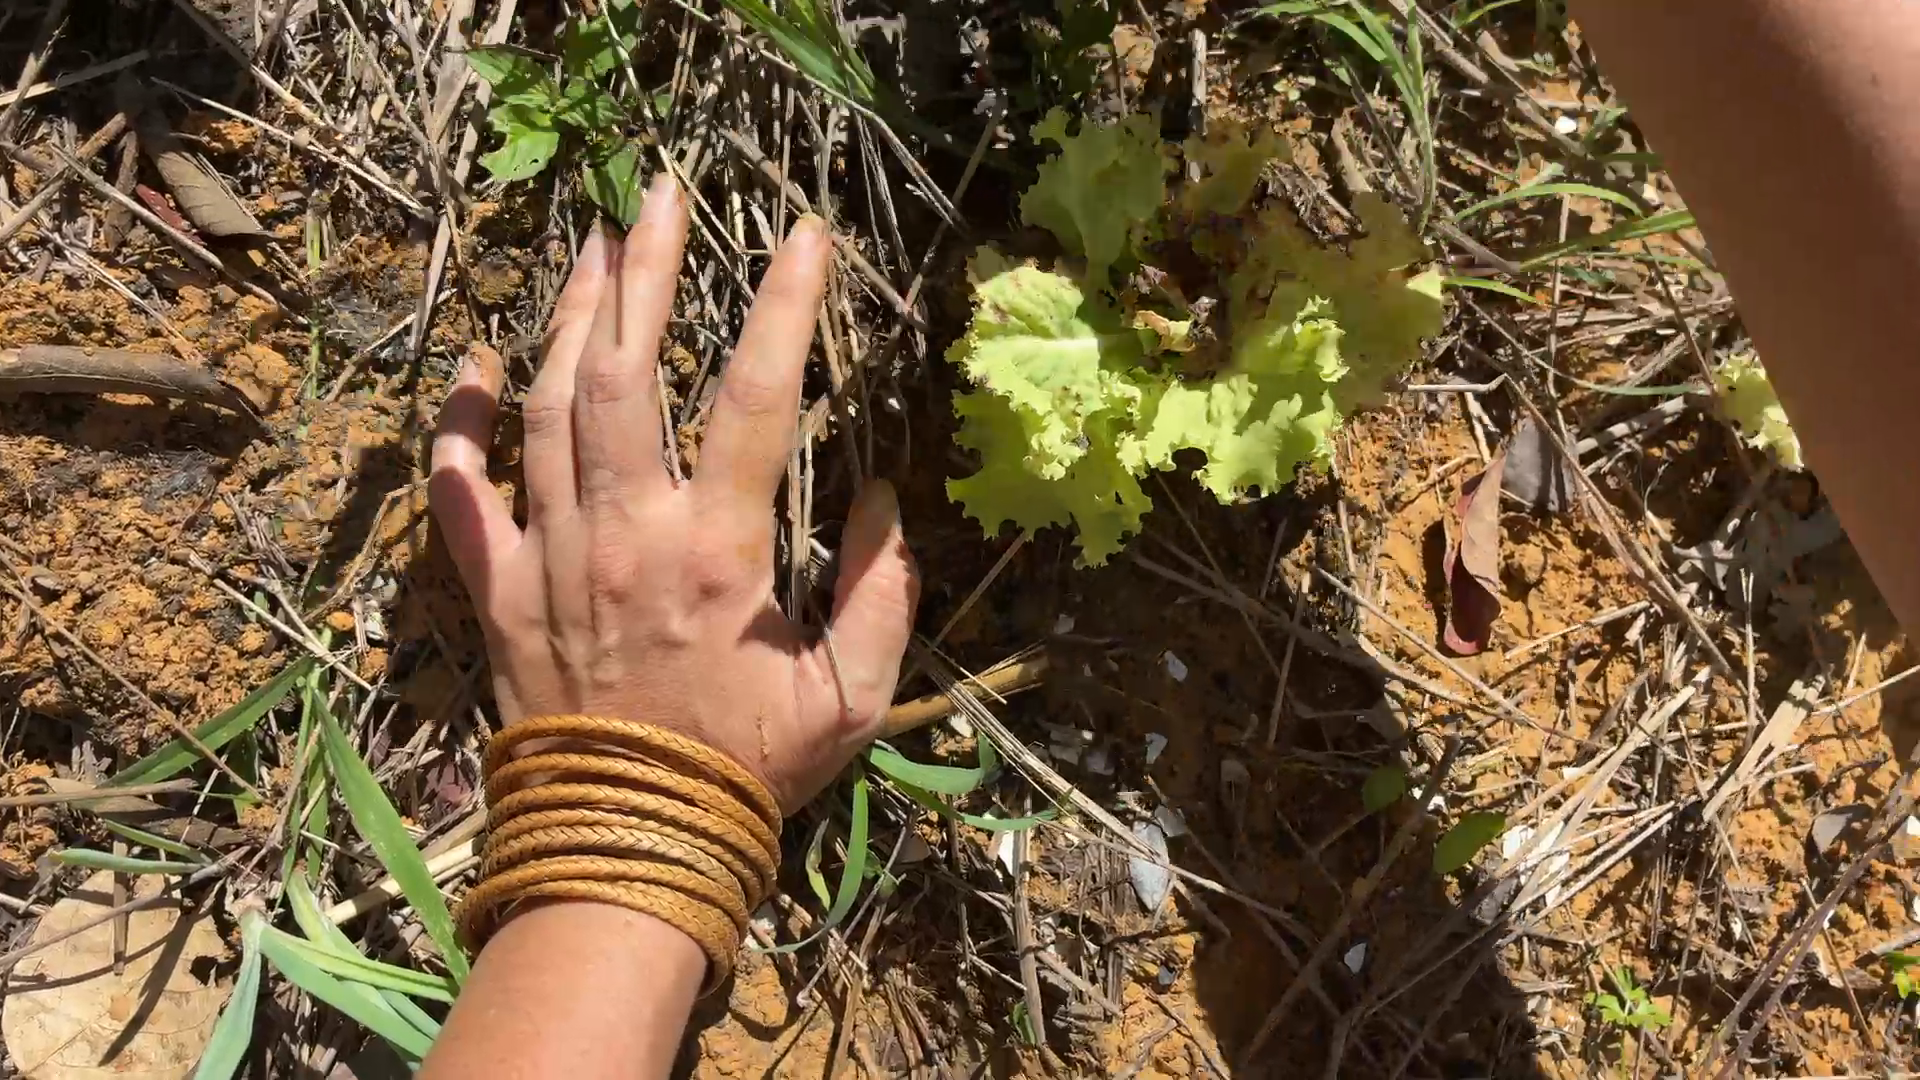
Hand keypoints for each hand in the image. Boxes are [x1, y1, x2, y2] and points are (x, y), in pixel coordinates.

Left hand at [428, 174, 918, 812]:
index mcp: (720, 555)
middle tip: (663, 194)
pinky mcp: (501, 593)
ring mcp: (552, 558)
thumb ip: (886, 594)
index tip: (804, 237)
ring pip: (546, 410)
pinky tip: (475, 364)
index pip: (756, 401)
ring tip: (594, 244)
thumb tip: (889, 501)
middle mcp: (628, 534)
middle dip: (649, 271)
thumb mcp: (853, 697)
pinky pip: (467, 494)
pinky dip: (465, 425)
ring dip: (572, 318)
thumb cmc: (750, 770)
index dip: (785, 308)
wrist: (631, 849)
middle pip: (626, 374)